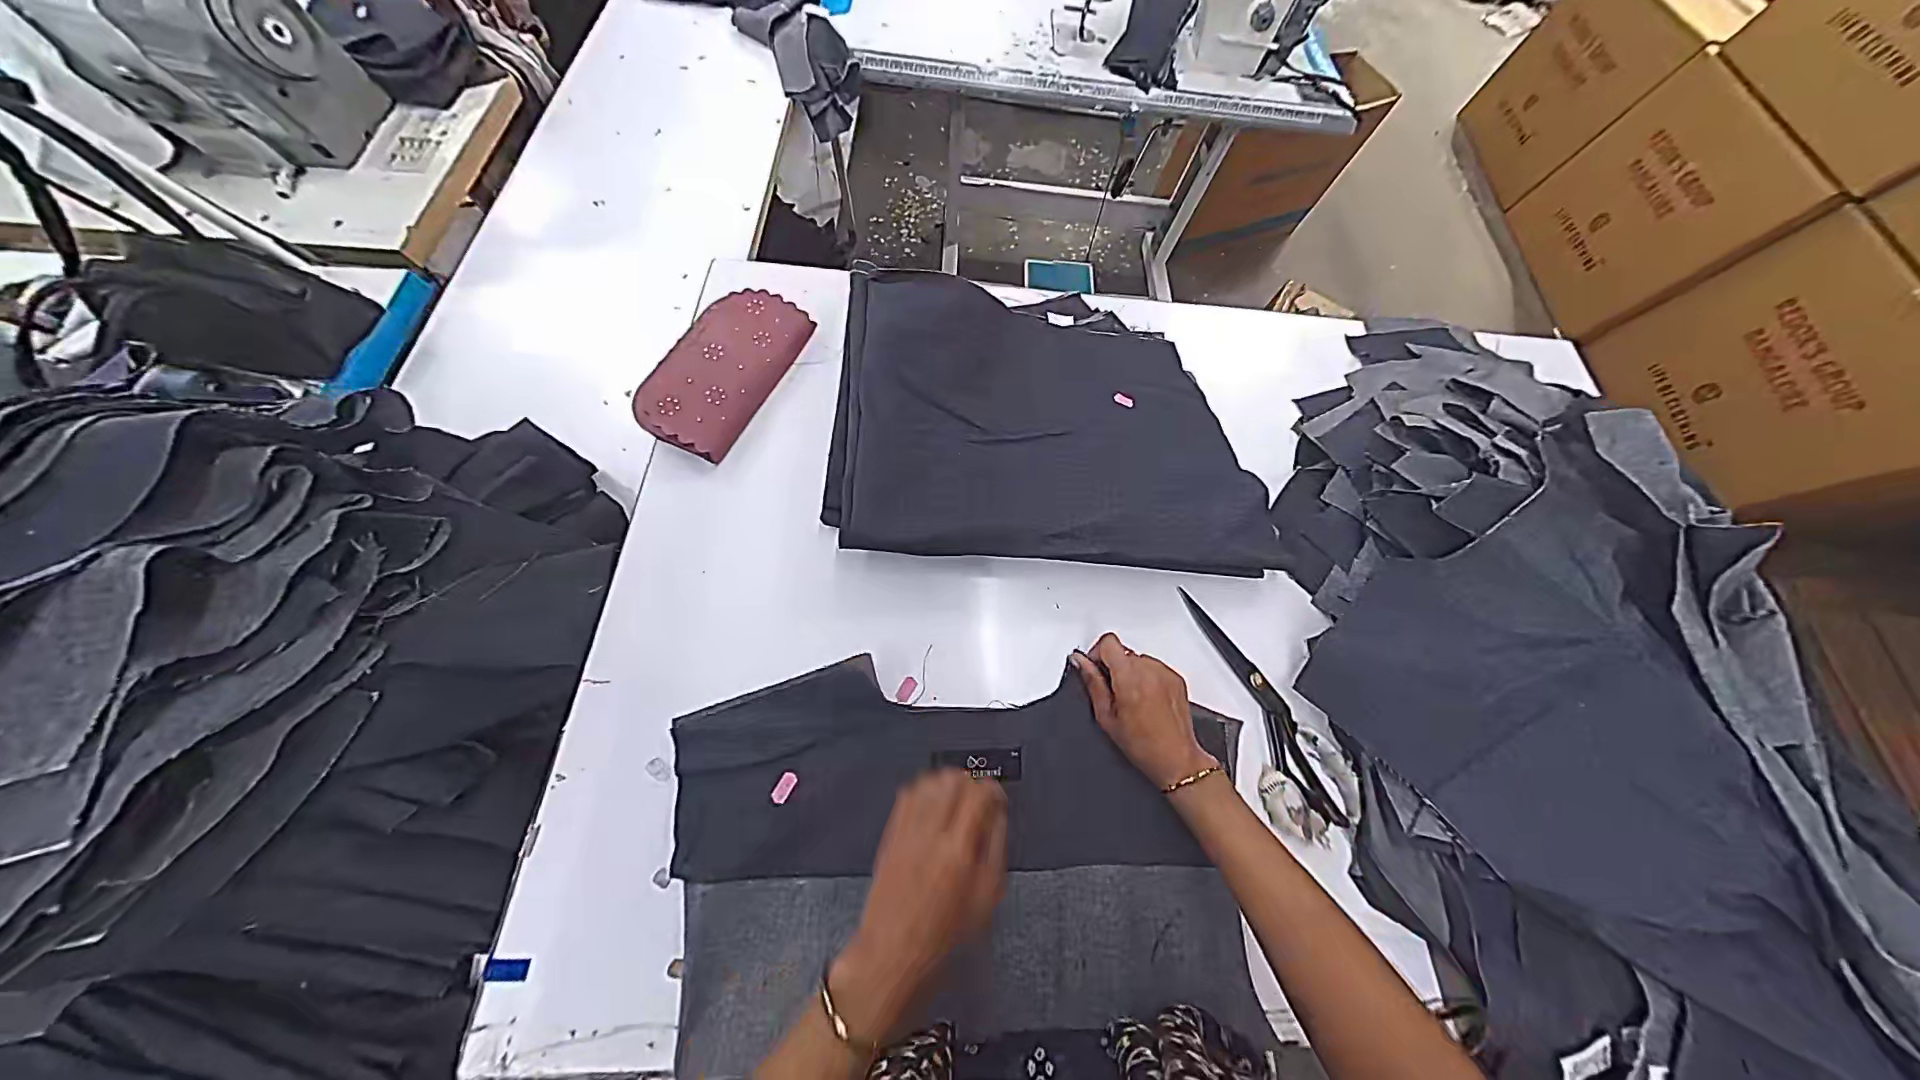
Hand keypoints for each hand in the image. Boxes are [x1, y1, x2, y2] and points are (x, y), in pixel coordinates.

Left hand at [830, 770, 1006, 1040]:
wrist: (893, 952)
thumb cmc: (940, 936)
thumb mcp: (985, 898)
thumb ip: (996, 850)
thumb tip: (998, 818)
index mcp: (959, 850)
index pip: (978, 794)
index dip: (993, 789)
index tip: (997, 796)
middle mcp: (931, 834)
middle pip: (952, 780)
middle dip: (970, 781)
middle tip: (978, 794)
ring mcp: (907, 831)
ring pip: (929, 782)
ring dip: (946, 781)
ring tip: (956, 796)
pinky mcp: (890, 834)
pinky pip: (907, 795)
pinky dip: (923, 790)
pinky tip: (931, 804)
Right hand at [1072, 633, 1217, 789]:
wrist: (1176, 758)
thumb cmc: (1143, 745)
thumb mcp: (1105, 716)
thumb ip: (1092, 682)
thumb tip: (1079, 662)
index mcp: (1129, 678)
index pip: (1108, 642)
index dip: (1096, 653)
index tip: (1095, 668)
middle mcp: (1149, 670)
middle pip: (1123, 652)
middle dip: (1113, 667)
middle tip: (1113, 693)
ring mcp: (1165, 673)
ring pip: (1138, 659)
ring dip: (1131, 673)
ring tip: (1132, 700)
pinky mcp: (1176, 678)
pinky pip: (1154, 668)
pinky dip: (1147, 678)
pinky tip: (1146, 701)